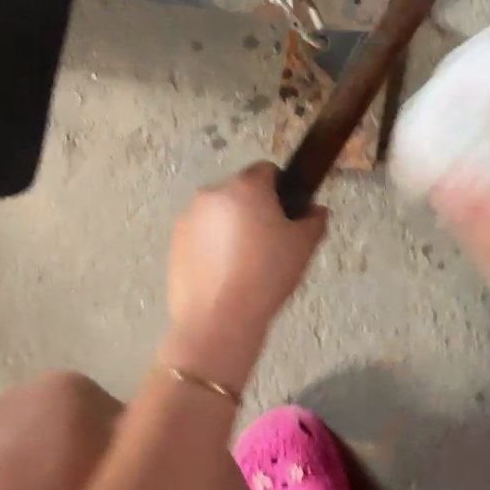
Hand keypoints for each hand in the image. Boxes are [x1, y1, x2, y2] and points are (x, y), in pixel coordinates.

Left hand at [158, 163, 328, 390]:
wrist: (218, 320)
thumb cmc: (266, 275)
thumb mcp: (304, 247)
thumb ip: (314, 220)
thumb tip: (315, 211)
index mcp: (246, 186)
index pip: (267, 169)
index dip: (281, 189)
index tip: (287, 215)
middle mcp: (214, 192)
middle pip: (240, 190)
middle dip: (254, 208)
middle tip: (268, 242)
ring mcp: (189, 216)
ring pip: (219, 212)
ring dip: (231, 225)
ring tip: (244, 262)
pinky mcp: (174, 241)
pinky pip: (201, 232)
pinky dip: (212, 243)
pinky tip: (223, 273)